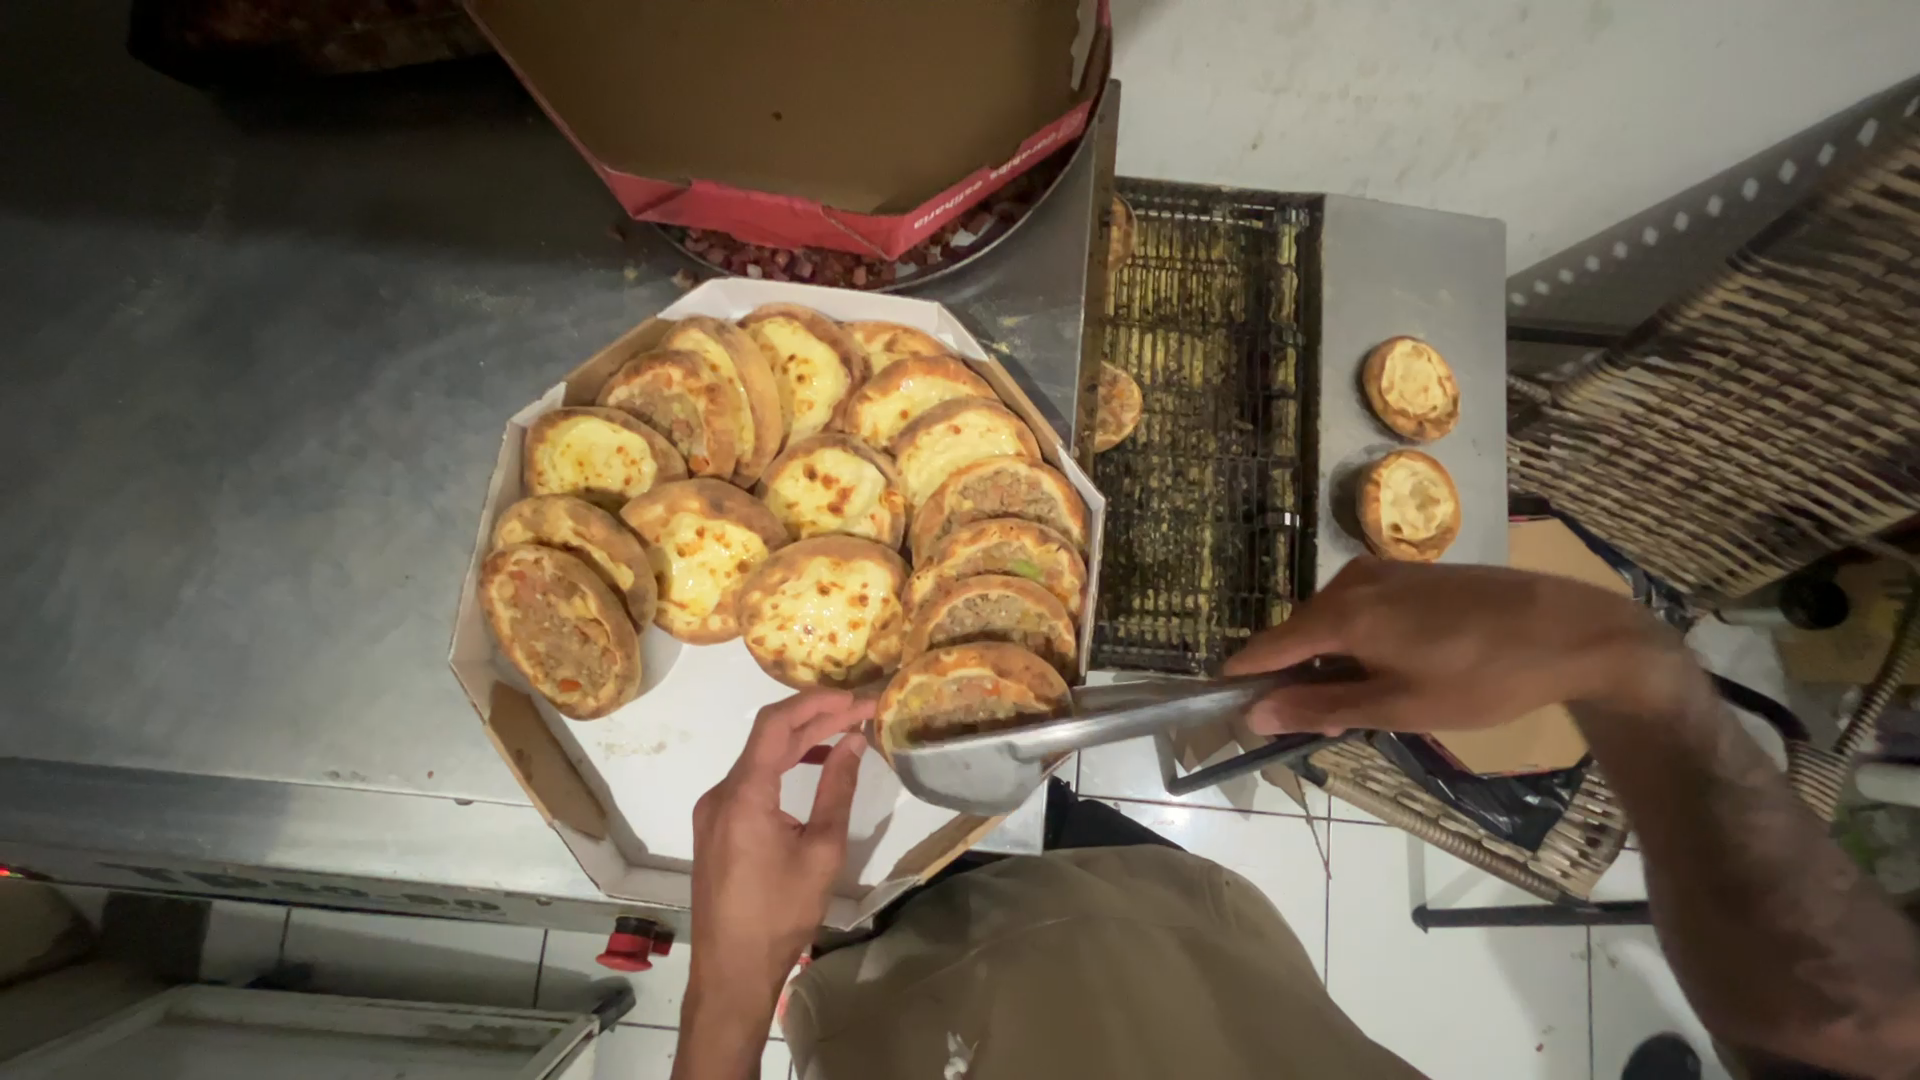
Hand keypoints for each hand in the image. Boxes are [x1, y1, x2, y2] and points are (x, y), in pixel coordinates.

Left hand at [689, 689, 870, 990]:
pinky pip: (752, 778)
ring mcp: (714, 809)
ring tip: (846, 729)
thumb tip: (854, 741)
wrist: (731, 973)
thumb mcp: (821, 851)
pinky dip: (785, 763)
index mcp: (743, 794)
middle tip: (862, 709)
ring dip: (802, 738)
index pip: (777, 724)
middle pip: (770, 736)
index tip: (855, 698)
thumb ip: (837, 788)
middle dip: (817, 717)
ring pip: (761, 755)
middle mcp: (721, 792)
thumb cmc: (781, 915)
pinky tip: (815, 764)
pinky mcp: (717, 825)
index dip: (817, 702)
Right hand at [1222, 557, 1693, 736]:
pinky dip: (1357, 640)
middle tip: (1331, 724)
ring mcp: (1377, 572)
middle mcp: (1346, 583)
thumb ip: (1319, 708)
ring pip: (1326, 623)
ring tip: (1373, 700)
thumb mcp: (1400, 707)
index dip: (1245, 681)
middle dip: (1298, 678)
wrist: (1578, 629)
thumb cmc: (1485, 677)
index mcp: (1339, 614)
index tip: (1239, 714)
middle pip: (1295, 635)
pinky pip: (1356, 608)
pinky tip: (1396, 666)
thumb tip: (1254, 715)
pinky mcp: (1404, 572)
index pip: (1263, 648)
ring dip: (1330, 661)